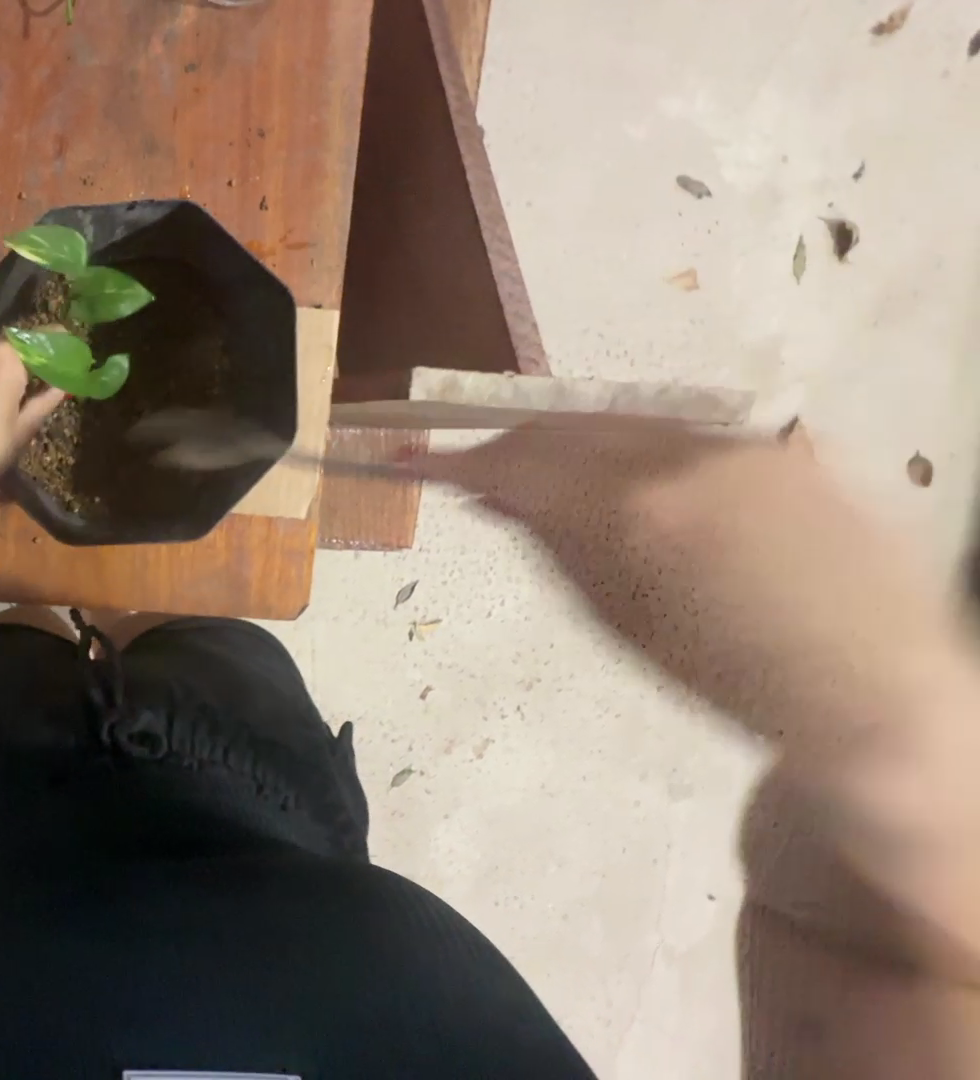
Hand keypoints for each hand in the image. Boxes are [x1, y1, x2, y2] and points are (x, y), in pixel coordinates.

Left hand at [0, 233, 63, 555]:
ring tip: (8, 345)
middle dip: (23, 365)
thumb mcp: (16, 436)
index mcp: (9, 362)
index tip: (69, 367)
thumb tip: (69, 383)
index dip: (58, 358)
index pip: (45, 348)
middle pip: (14, 344)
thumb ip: (43, 401)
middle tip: (17, 397)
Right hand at [411, 425, 965, 751]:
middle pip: (555, 429)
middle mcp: (681, 458)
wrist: (872, 685)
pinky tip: (604, 473)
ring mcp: (734, 444)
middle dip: (499, 448)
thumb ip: (550, 541)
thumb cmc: (718, 671)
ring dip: (554, 442)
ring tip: (527, 473)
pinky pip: (665, 430)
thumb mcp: (609, 615)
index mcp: (630, 510)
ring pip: (609, 421)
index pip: (514, 464)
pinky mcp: (773, 446)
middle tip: (462, 472)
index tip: (405, 460)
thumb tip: (491, 497)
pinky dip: (615, 446)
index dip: (450, 461)